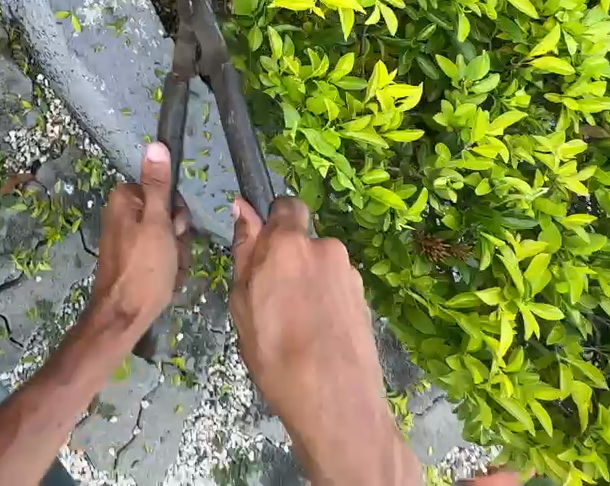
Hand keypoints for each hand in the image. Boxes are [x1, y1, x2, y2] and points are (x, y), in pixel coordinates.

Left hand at [87, 142, 188, 340]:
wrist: (124, 315)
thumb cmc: (143, 267)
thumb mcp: (157, 222)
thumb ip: (158, 184)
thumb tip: (156, 144)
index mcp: (125, 198)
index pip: (165, 192)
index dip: (176, 214)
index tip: (175, 231)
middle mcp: (123, 212)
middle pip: (168, 214)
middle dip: (178, 237)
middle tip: (172, 254)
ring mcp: (127, 236)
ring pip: (168, 237)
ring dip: (176, 255)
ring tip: (170, 271)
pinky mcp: (133, 257)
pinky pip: (161, 254)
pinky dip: (169, 267)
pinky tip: (166, 281)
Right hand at [230, 197, 416, 485]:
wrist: (337, 404)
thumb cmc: (275, 350)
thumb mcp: (243, 300)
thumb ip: (245, 250)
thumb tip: (243, 207)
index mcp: (290, 242)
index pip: (286, 205)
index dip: (274, 222)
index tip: (263, 248)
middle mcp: (326, 248)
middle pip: (303, 240)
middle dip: (290, 258)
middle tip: (273, 296)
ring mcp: (351, 276)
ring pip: (321, 266)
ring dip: (309, 282)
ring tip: (297, 323)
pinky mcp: (366, 302)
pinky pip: (337, 289)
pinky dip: (326, 302)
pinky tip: (317, 335)